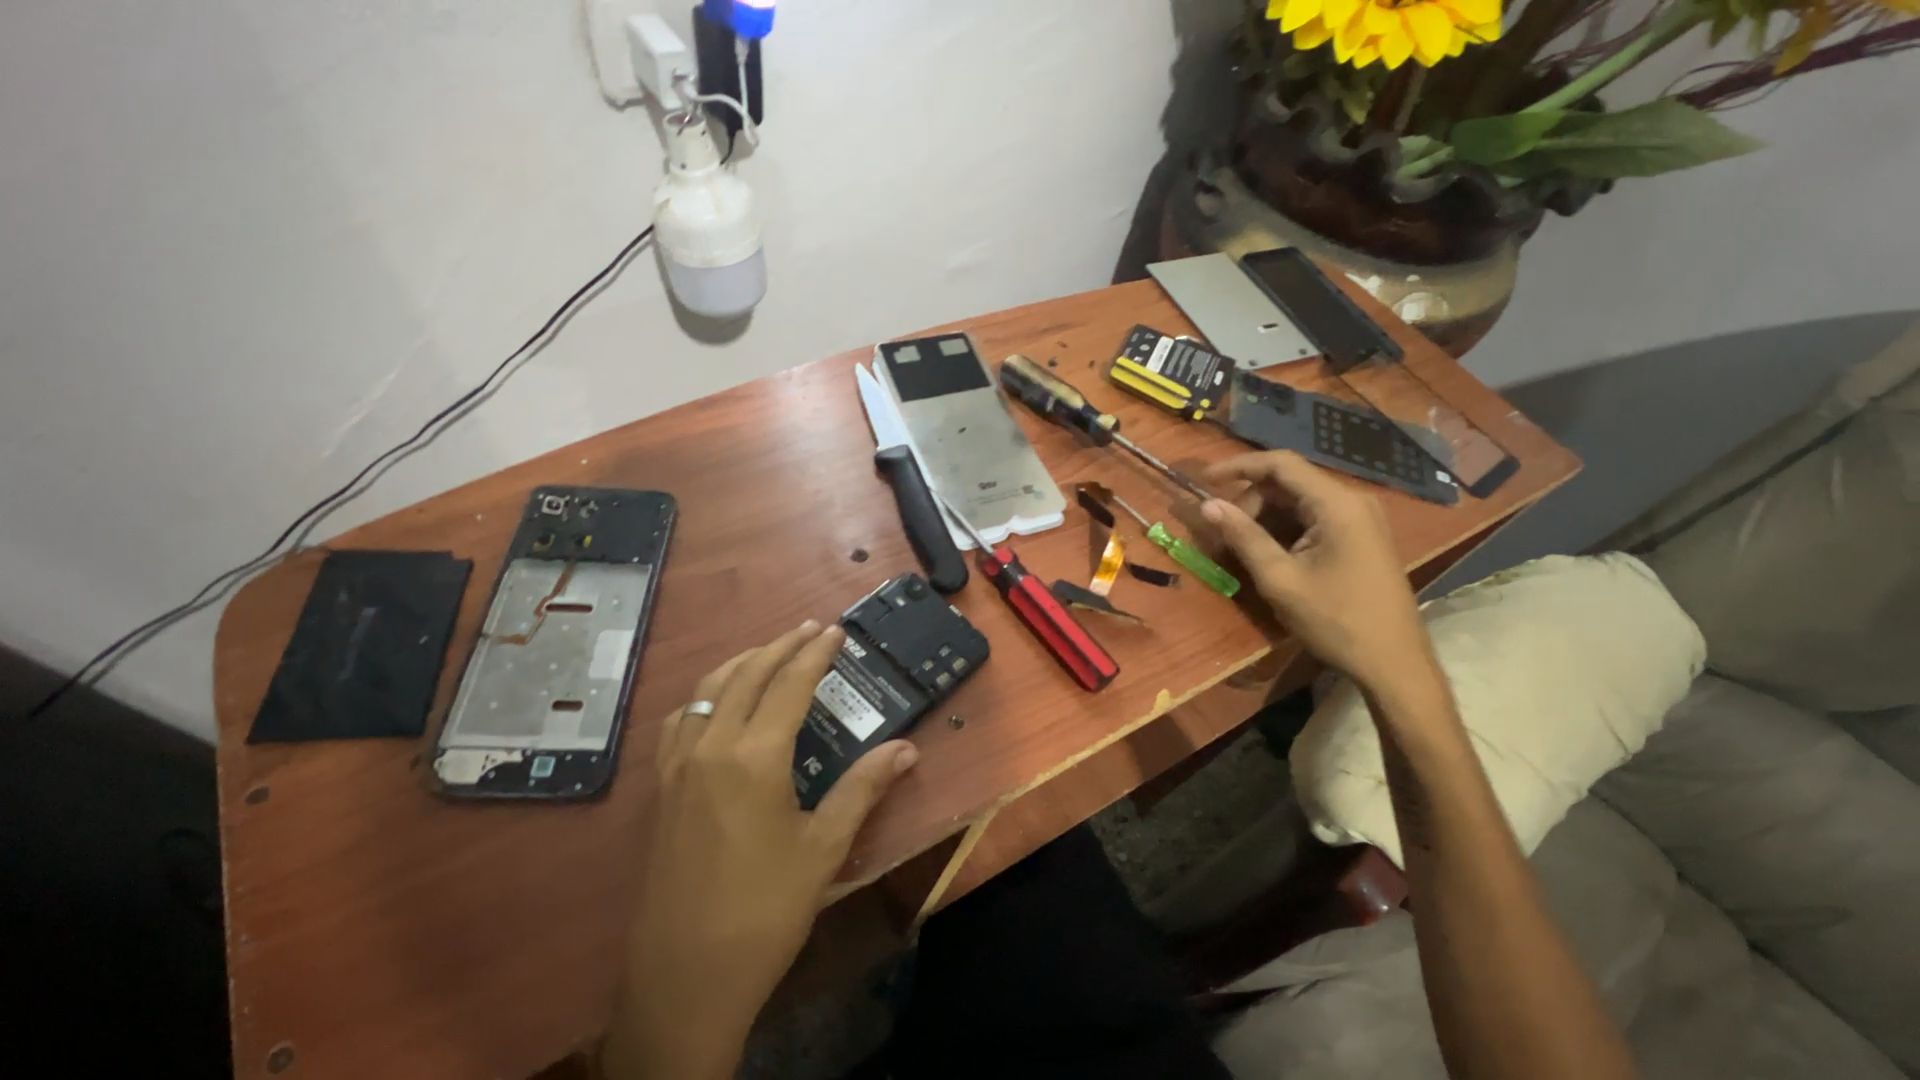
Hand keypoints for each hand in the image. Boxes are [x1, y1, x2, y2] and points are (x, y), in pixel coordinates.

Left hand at [600, 621, 919, 1079]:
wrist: (687, 972)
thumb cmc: (766, 909)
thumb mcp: (824, 848)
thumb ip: (862, 789)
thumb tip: (905, 749)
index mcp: (755, 756)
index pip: (789, 685)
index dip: (815, 655)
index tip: (834, 632)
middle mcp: (711, 747)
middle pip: (745, 676)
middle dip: (779, 647)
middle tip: (808, 630)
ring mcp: (678, 766)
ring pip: (707, 692)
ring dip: (740, 664)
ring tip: (768, 654)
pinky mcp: (661, 789)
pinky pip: (681, 722)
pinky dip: (705, 698)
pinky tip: (717, 708)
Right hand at [1200, 451, 1435, 696]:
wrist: (1393, 662)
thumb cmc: (1335, 620)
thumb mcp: (1280, 580)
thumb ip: (1243, 537)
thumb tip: (1208, 506)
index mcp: (1337, 504)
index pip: (1281, 464)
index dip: (1238, 467)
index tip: (1204, 481)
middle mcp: (1353, 500)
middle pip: (1290, 482)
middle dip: (1251, 501)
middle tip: (1224, 534)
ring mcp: (1361, 518)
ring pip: (1300, 502)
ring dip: (1266, 518)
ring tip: (1240, 548)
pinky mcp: (1361, 537)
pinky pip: (1315, 519)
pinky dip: (1286, 530)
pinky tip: (1269, 556)